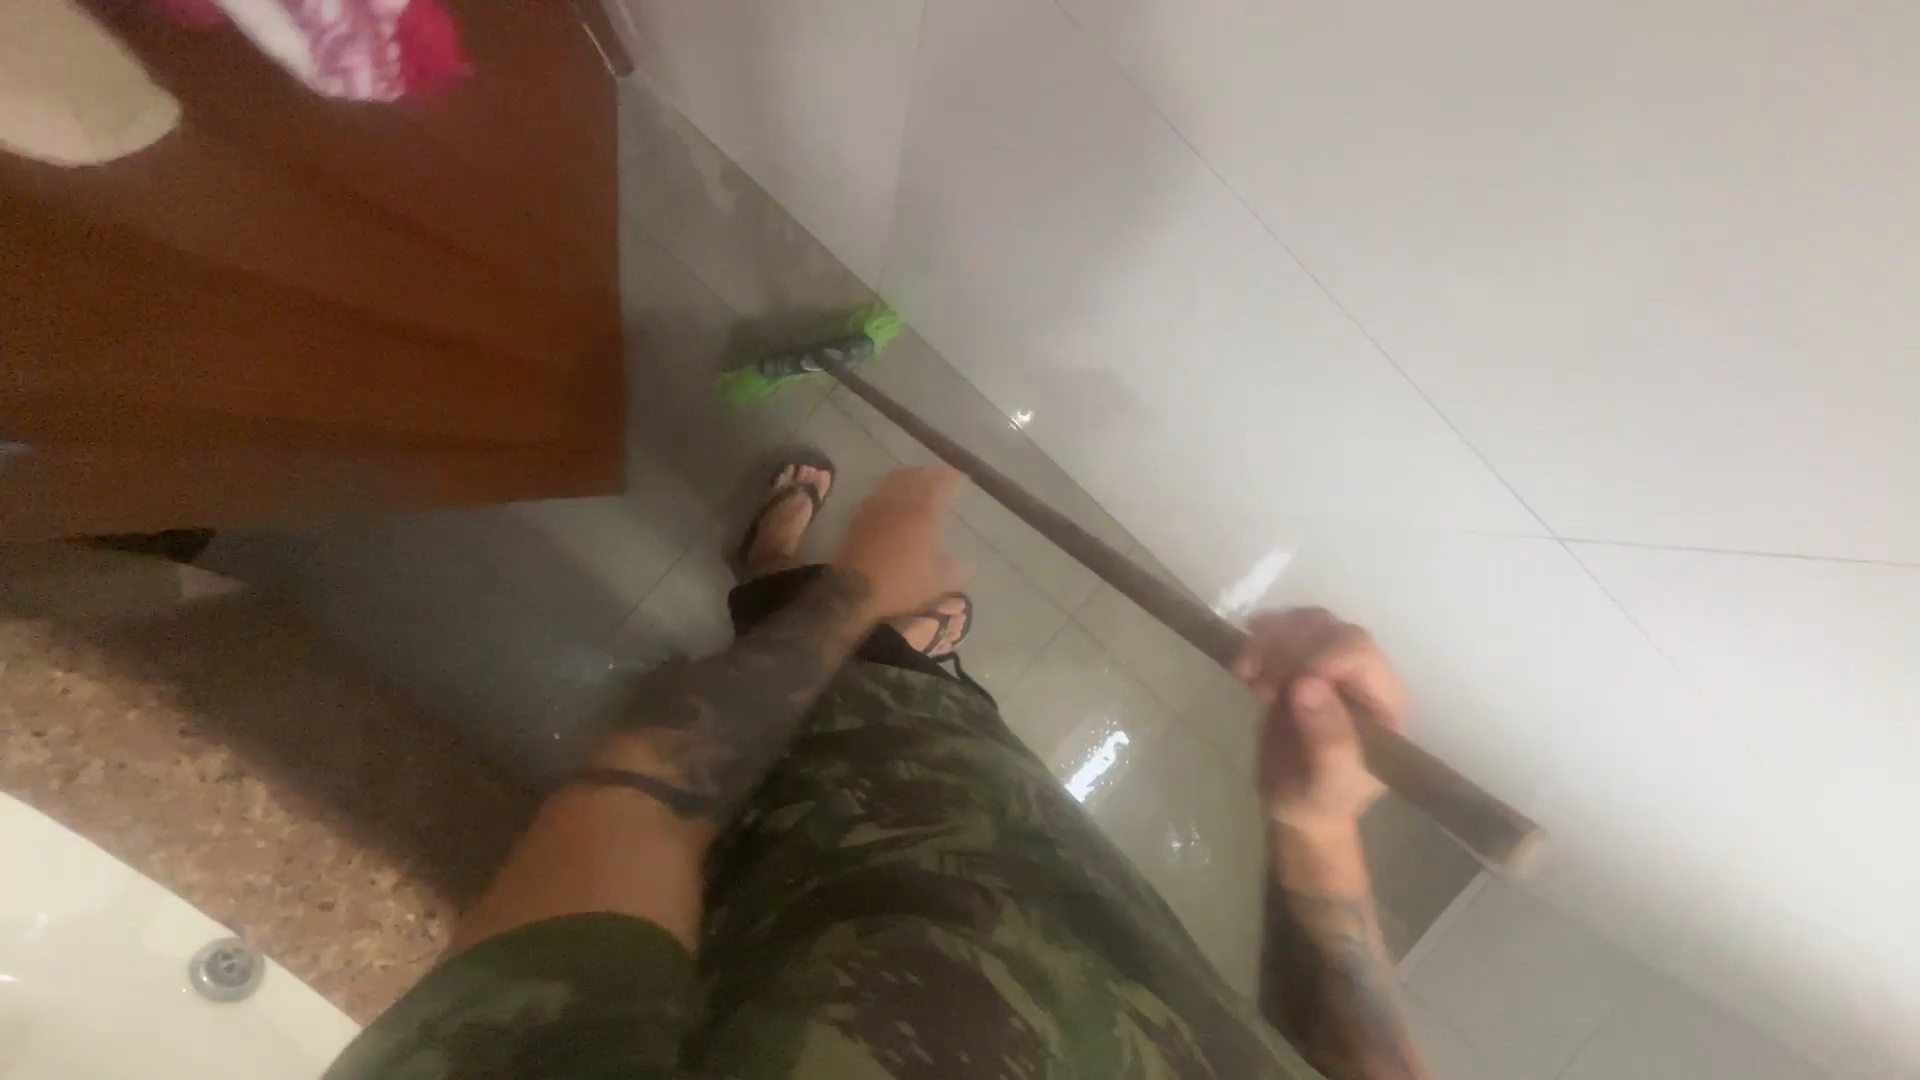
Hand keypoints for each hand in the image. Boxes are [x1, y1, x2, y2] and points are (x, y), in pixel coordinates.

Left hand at [833, 466, 973, 617]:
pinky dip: (888, 488)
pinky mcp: (859, 517)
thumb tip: (970, 565)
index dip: (951, 478)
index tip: (960, 477)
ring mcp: (876, 508)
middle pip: (916, 477)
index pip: (939, 486)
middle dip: (930, 472)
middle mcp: (900, 505)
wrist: (853, 592)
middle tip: (940, 474)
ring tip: (917, 478)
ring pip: (894, 481)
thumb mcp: (935, 584)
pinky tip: (890, 496)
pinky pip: (877, 493)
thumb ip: (956, 571)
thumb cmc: (899, 586)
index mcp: (923, 517)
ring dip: (909, 475)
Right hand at [1234, 608, 1409, 835]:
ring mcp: (1329, 667)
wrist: (1295, 806)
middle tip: (1257, 678)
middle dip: (1289, 645)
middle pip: (1332, 629)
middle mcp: (1361, 678)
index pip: (1360, 654)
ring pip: (1307, 623)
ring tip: (1247, 672)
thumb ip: (1328, 739)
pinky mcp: (1298, 665)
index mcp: (1383, 704)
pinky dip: (1258, 640)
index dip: (1321, 656)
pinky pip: (1282, 631)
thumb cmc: (1320, 802)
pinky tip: (1244, 668)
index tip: (1286, 684)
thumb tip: (1307, 682)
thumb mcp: (1328, 785)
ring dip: (1270, 638)